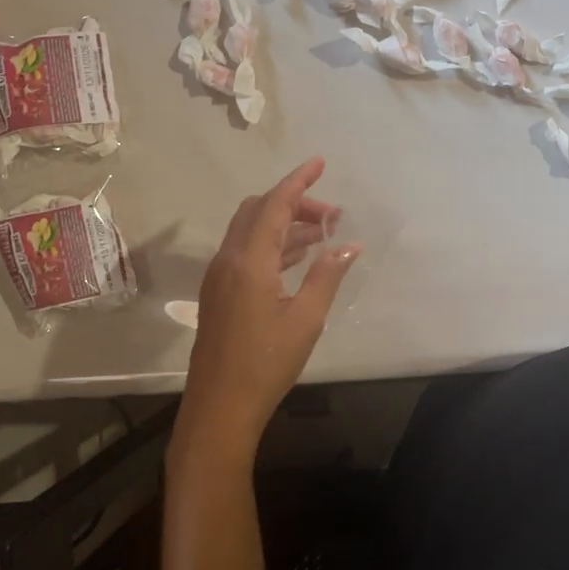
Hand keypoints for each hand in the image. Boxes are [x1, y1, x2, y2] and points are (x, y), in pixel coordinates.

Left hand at [183, 158, 361, 441]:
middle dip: (293, 202)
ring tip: (322, 234)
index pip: (274, 205)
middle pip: (258, 211)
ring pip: (250, 230)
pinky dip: (272, 243)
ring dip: (283, 223)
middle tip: (330, 216)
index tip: (320, 162)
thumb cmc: (267, 363)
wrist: (220, 406)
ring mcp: (219, 277)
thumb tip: (349, 244)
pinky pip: (245, 250)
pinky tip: (298, 258)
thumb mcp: (307, 318)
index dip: (298, 181)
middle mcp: (228, 260)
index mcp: (250, 261)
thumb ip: (327, 275)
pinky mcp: (219, 293)